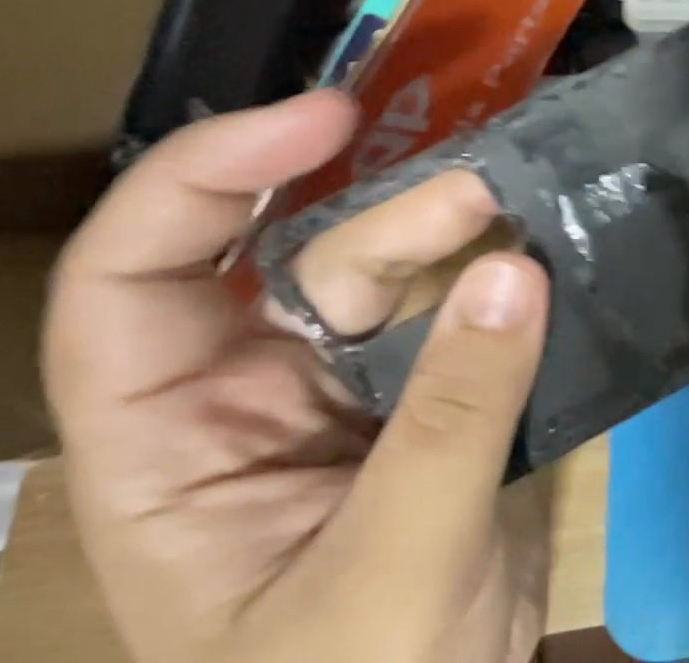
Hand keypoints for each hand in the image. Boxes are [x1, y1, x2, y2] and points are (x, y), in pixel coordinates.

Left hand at [45, 91, 550, 662]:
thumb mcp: (390, 568)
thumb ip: (452, 421)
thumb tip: (516, 271)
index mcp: (173, 442)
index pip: (135, 281)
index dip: (203, 181)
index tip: (320, 121)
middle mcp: (256, 396)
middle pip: (301, 264)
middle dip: (388, 218)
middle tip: (490, 194)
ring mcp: (358, 396)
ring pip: (397, 281)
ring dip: (460, 242)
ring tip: (532, 218)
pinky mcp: (441, 402)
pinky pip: (468, 318)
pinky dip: (508, 286)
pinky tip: (553, 259)